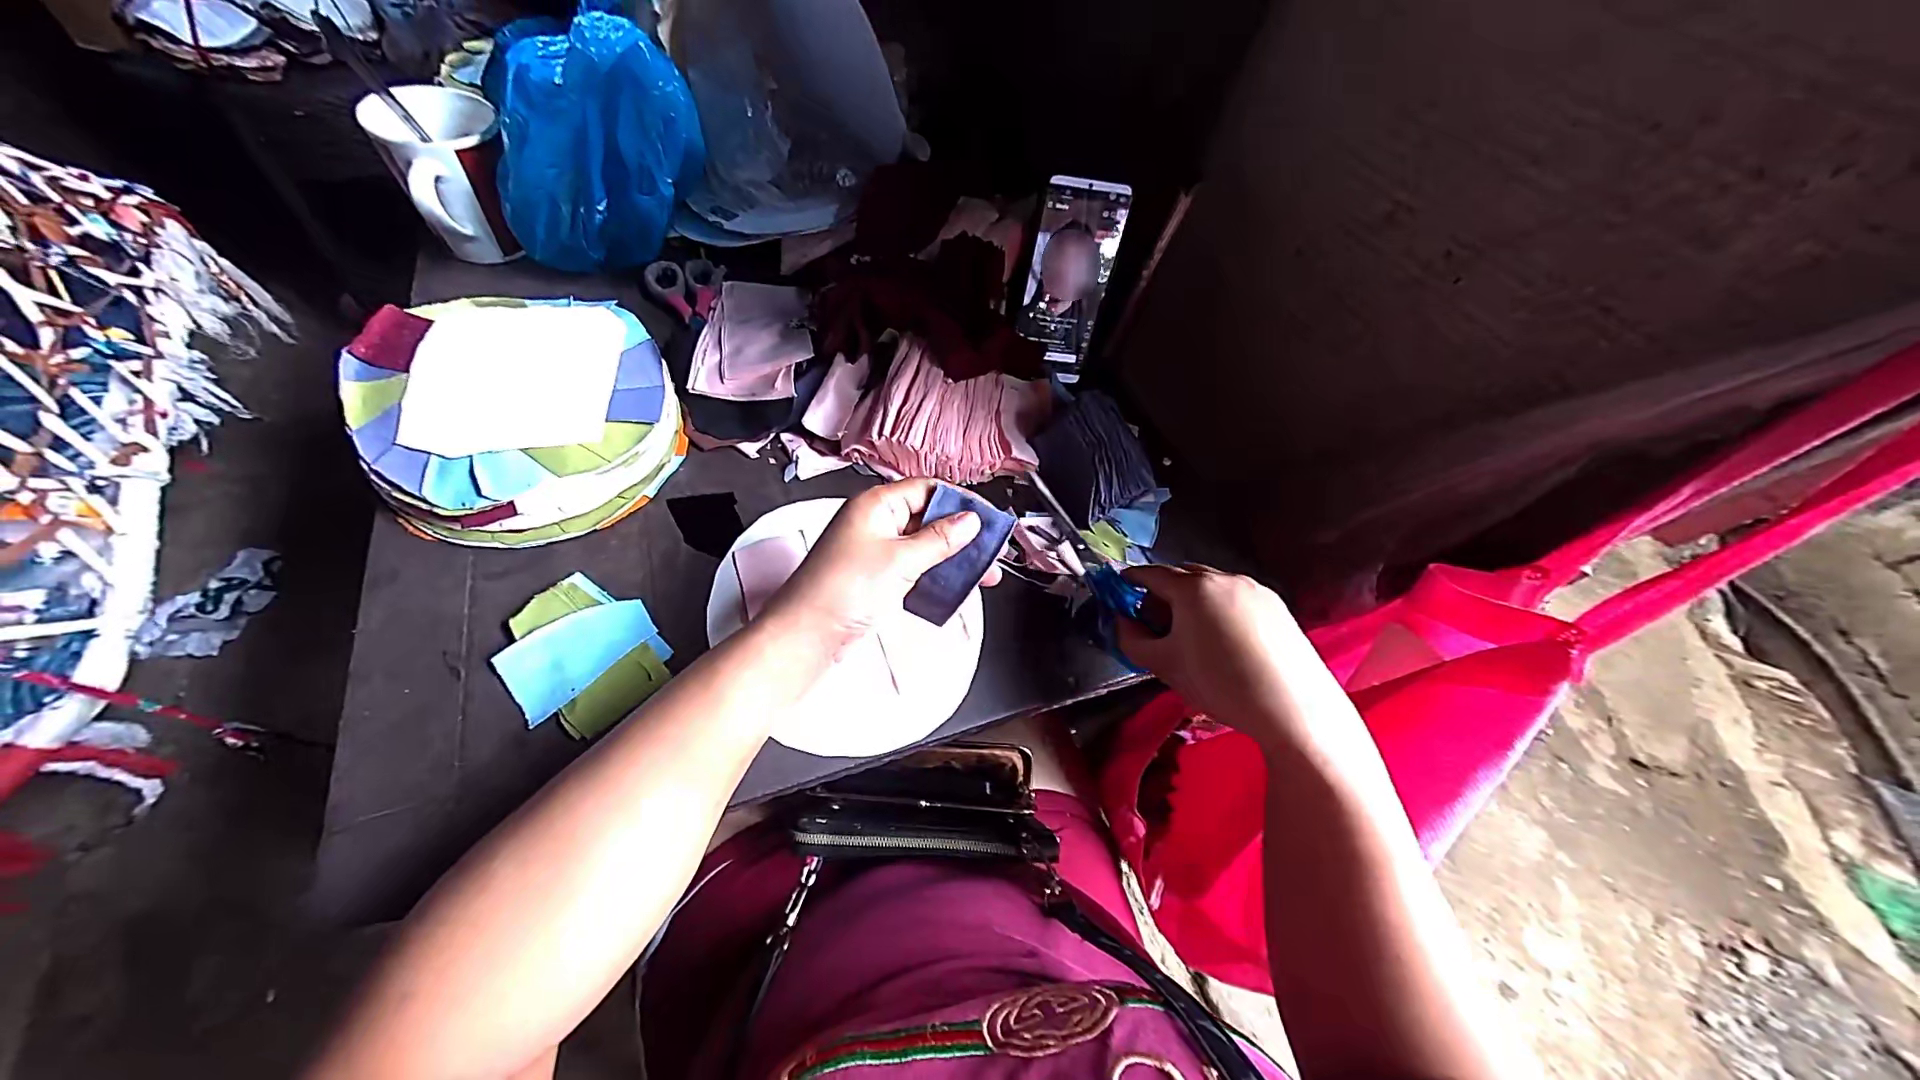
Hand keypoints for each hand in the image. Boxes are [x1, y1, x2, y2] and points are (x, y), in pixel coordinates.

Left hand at [762, 478, 999, 650]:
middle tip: (988, 550)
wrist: (806, 635)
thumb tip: (968, 521)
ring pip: (924, 545)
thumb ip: (939, 539)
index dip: (960, 502)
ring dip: (952, 557)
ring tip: (980, 573)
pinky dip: (934, 575)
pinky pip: (914, 568)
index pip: (928, 489)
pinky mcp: (876, 578)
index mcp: (876, 505)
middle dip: (961, 534)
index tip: (986, 519)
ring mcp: (875, 551)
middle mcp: (875, 523)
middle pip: (928, 517)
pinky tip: (952, 587)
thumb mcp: (900, 560)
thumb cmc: (837, 591)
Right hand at [1116, 565, 1378, 769]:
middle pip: (1182, 575)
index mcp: (1193, 588)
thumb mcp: (1163, 665)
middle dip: (1162, 591)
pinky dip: (1219, 607)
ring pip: (1211, 585)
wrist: (1291, 708)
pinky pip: (1235, 597)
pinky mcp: (1276, 605)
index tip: (1120, 590)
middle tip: (1153, 619)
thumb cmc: (1219, 683)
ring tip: (1189, 632)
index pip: (1151, 574)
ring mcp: (1254, 589)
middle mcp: (1224, 578)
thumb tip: (1121, 622)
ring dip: (1192, 599)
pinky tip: (1222, 639)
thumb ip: (1131, 639)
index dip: (1130, 581)